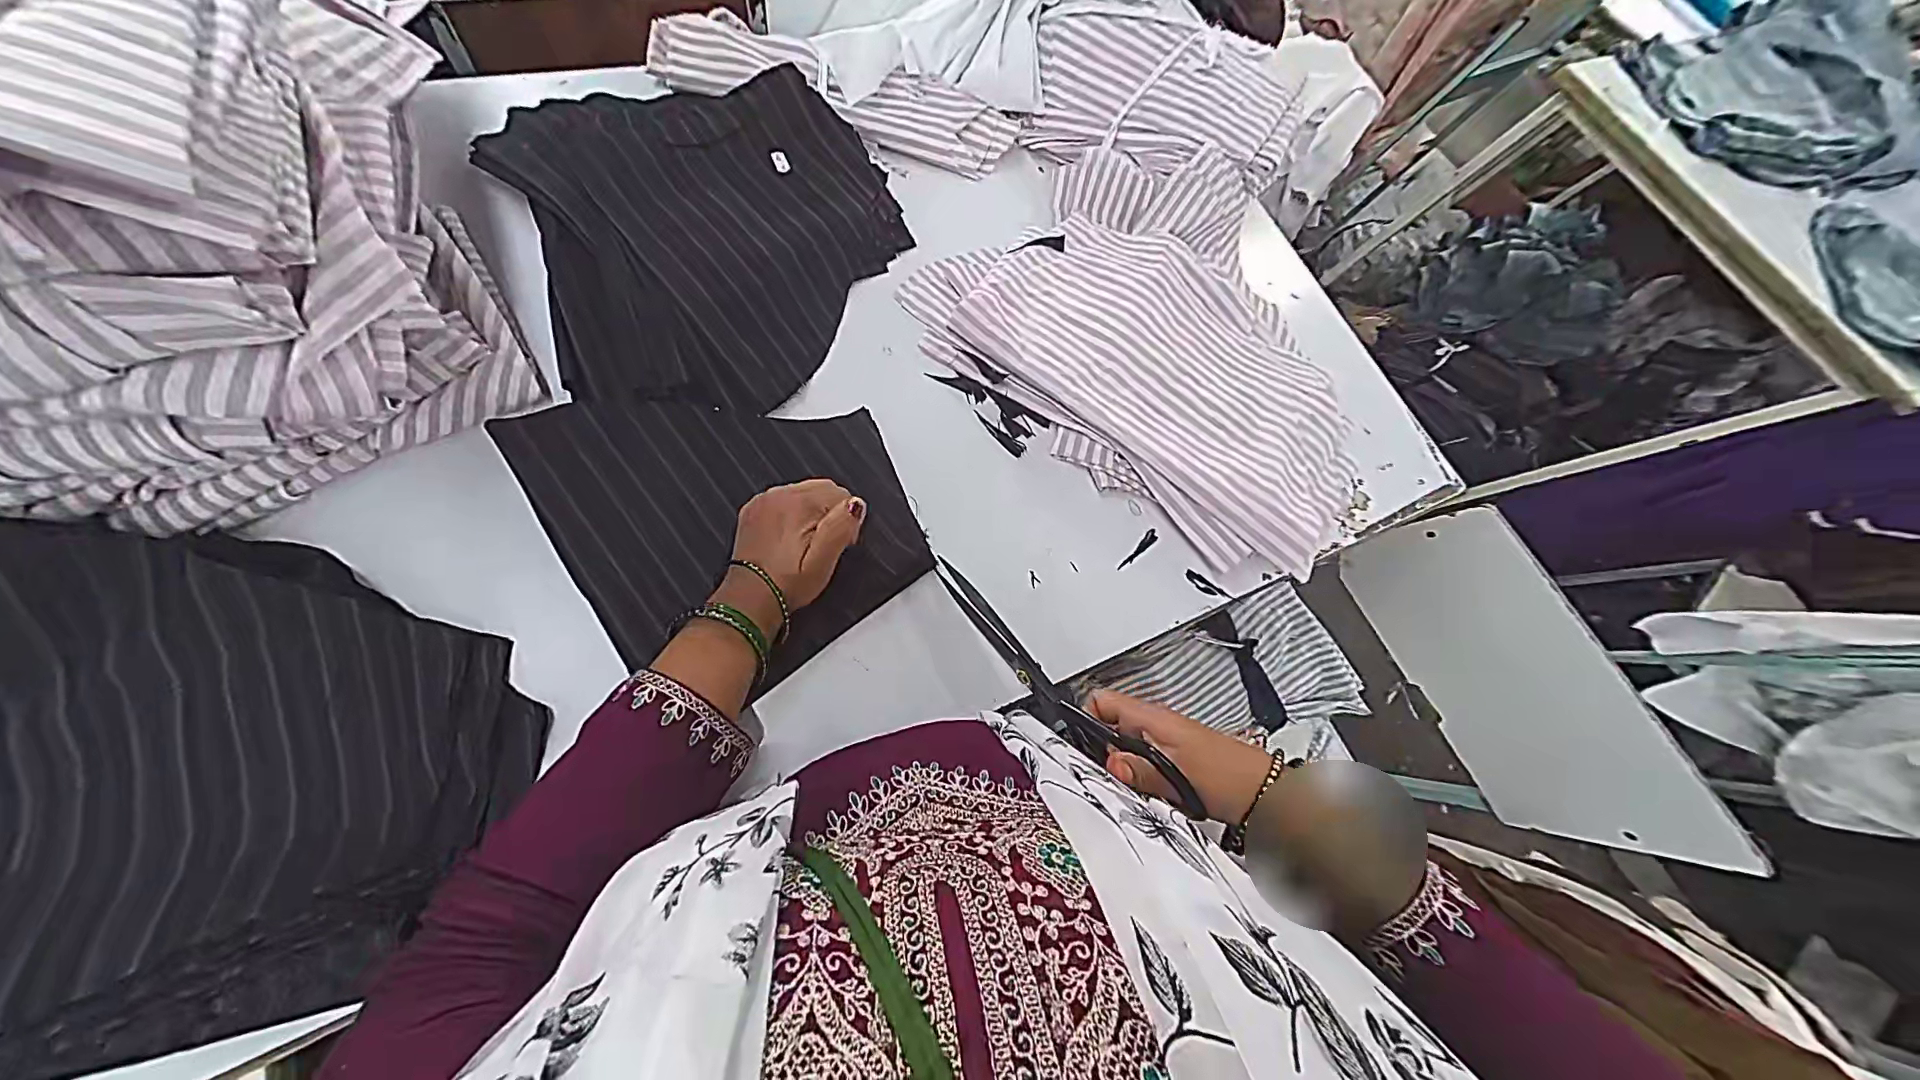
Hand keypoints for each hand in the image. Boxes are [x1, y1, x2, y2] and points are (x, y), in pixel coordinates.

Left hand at [726, 479, 865, 618]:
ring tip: (804, 546)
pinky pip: (784, 501)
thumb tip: (855, 504)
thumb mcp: (823, 562)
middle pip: (823, 489)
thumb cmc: (785, 584)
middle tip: (822, 546)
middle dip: (829, 514)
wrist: (751, 598)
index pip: (842, 494)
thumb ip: (842, 527)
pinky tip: (789, 541)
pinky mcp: (755, 510)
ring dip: (811, 514)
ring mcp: (763, 502)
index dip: (846, 522)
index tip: (838, 543)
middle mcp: (779, 496)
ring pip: (804, 493)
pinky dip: (791, 516)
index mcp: (798, 504)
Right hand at [1088, 690, 1275, 822]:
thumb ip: (1139, 770)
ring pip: (1124, 749)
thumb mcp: (1177, 774)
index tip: (1082, 746)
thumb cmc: (1230, 775)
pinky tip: (1152, 793)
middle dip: (1104, 753)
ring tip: (1137, 787)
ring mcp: (1162, 742)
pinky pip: (1141, 763)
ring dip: (1124, 769)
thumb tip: (1111, 765)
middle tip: (1112, 776)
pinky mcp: (1171, 760)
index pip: (1101, 701)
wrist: (1265, 792)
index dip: (1085, 719)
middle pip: (1109, 728)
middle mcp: (1154, 725)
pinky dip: (1140, 778)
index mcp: (1151, 717)